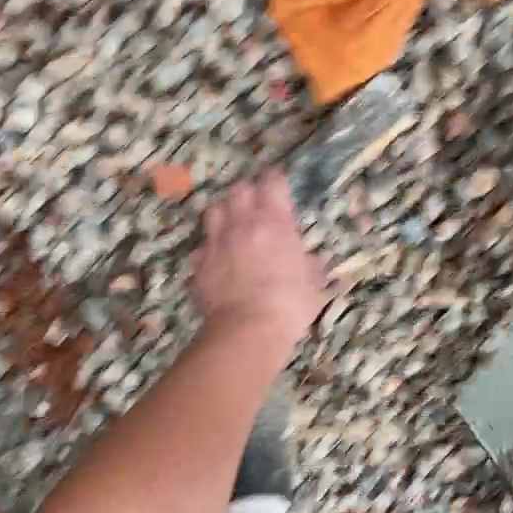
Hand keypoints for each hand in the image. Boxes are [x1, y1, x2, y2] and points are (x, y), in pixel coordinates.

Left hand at [191, 172, 326, 351]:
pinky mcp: (198, 266)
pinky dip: (208, 251)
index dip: (276, 181)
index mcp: (274, 222)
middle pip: (239, 190)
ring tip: (232, 226)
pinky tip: (215, 261)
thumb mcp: (314, 285)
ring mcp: (215, 244)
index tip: (279, 186)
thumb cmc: (289, 305)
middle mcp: (241, 225)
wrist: (247, 331)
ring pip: (214, 211)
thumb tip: (310, 262)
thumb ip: (310, 266)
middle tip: (256, 206)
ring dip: (224, 214)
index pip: (272, 182)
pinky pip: (200, 249)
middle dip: (248, 193)